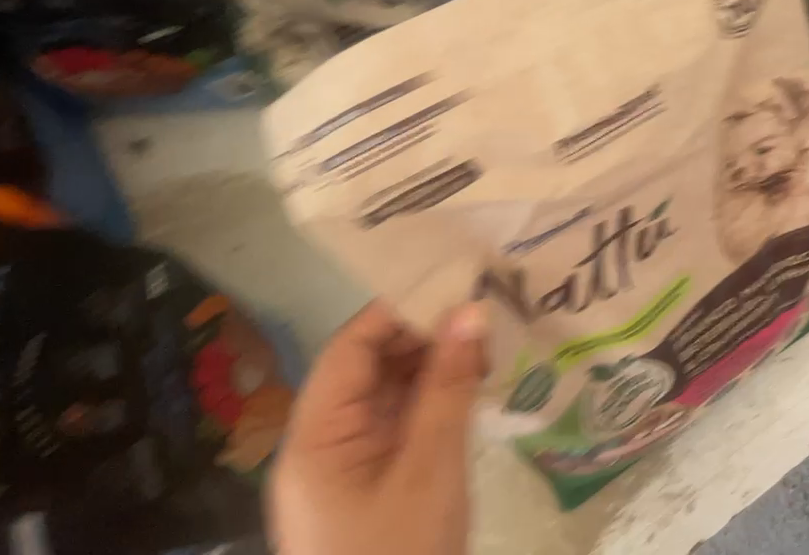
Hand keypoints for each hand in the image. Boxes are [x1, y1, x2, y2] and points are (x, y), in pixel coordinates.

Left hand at [268, 301, 488, 554]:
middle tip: (487, 308)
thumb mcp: (430, 467)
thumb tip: (471, 308)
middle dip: (426, 332)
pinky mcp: (379, 477)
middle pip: (370, 365)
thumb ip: (449, 385)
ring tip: (492, 336)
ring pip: (392, 389)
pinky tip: (478, 377)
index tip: (458, 281)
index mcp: (316, 438)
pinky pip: (405, 417)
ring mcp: (353, 462)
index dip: (399, 310)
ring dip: (437, 361)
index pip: (350, 350)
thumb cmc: (400, 551)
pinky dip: (439, 393)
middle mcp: (326, 442)